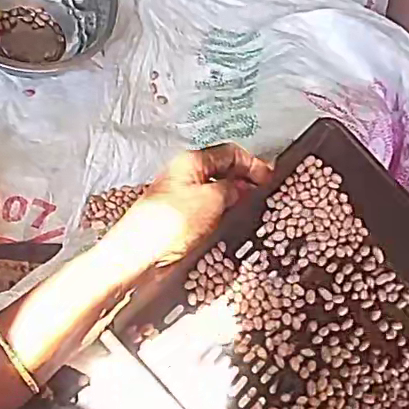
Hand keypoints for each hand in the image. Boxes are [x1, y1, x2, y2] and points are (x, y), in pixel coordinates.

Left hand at [101, 144, 273, 269]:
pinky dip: (220, 216)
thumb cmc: (169, 224)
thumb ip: (232, 189)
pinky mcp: (178, 220)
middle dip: (244, 182)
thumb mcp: (212, 199)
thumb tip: (240, 189)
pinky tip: (228, 227)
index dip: (253, 163)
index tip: (270, 178)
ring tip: (249, 213)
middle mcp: (184, 176)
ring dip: (233, 201)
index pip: (230, 153)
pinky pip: (206, 212)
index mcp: (191, 161)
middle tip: (263, 196)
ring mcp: (180, 198)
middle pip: (222, 172)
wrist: (138, 255)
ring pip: (215, 193)